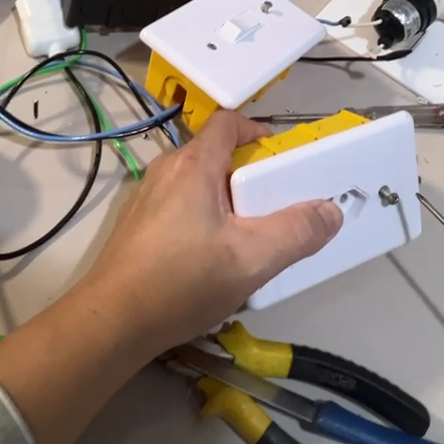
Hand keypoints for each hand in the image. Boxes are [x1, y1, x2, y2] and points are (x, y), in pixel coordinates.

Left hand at [0, 110, 343, 443]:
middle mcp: (167, 169)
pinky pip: (180, 205)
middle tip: (274, 207)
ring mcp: (147, 196)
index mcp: (194, 164)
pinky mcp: (137, 223)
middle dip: (249, 176)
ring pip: (197, 183)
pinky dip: (203, 217)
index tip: (282, 159)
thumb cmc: (182, 280)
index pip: (228, 123)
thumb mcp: (251, 259)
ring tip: (247, 238)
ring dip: (226, 200)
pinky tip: (211, 260)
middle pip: (216, 154)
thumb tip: (330, 210)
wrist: (112, 321)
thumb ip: (296, 233)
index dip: (258, 132)